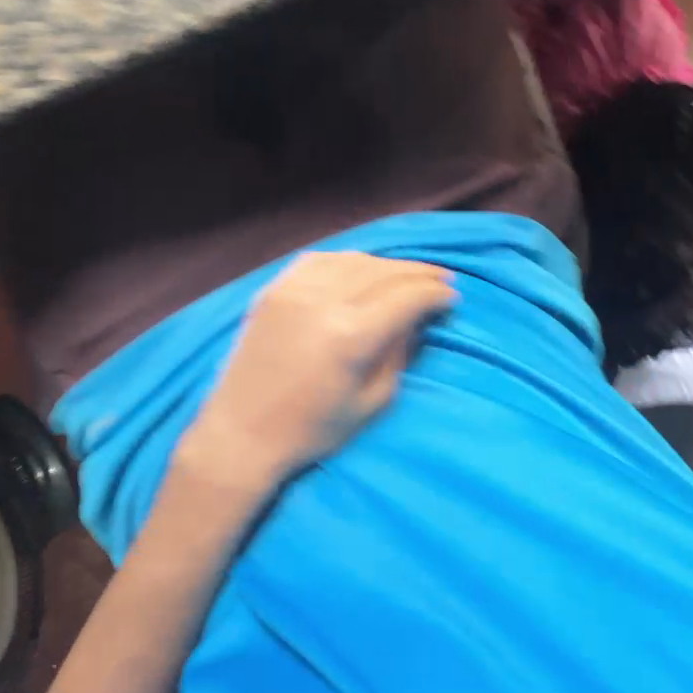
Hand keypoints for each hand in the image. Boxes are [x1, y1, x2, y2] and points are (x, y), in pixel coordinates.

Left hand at [176, 253, 455, 495]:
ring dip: (385, 264)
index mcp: (351, 335)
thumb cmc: (311, 430)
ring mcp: (293, 290)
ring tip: (403, 275)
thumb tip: (416, 319)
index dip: (435, 294)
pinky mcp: (273, 289)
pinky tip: (358, 269)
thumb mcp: (372, 401)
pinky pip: (318, 260)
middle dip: (418, 273)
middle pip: (384, 271)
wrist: (241, 433)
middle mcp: (323, 301)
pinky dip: (345, 261)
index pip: (407, 297)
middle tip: (440, 279)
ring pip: (352, 260)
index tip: (451, 299)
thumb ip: (399, 353)